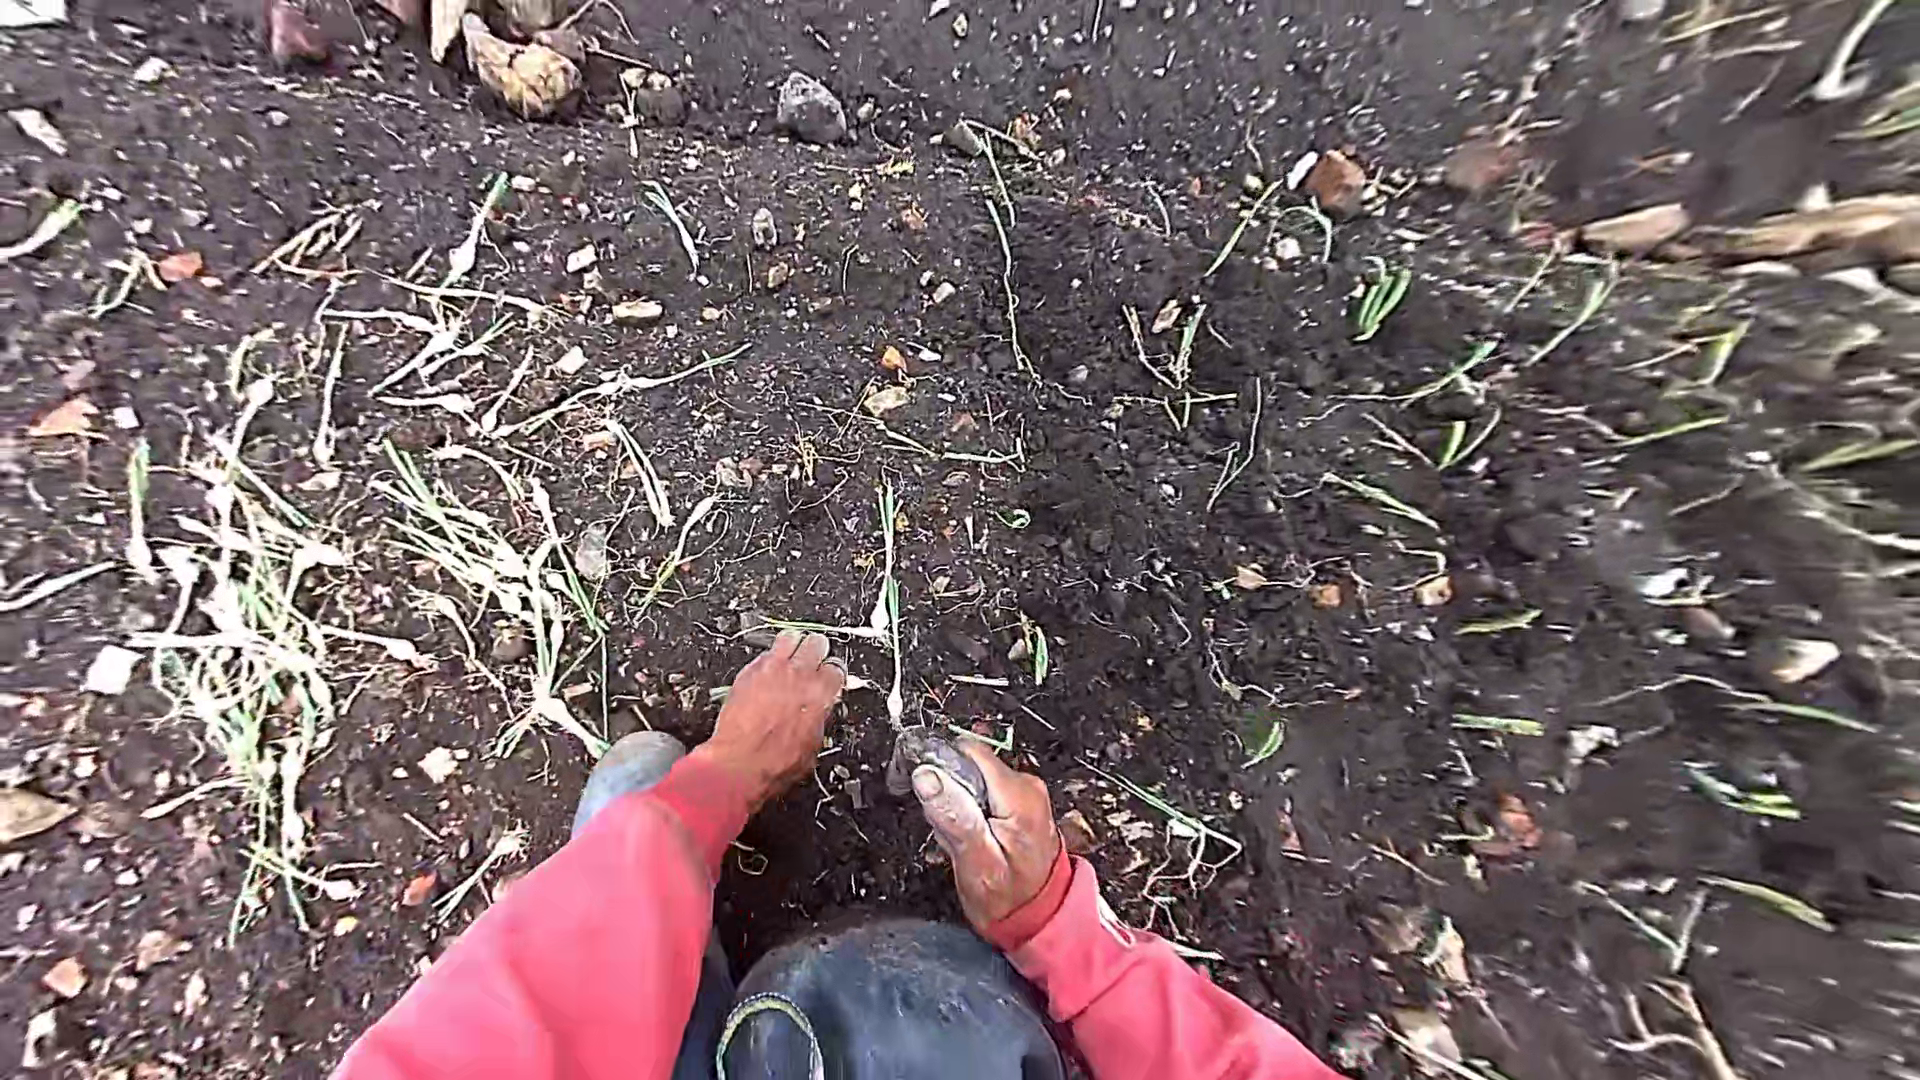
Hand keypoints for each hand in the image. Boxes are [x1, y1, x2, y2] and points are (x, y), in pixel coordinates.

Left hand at [698, 631, 843, 810]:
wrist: (739, 765)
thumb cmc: (774, 762)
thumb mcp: (812, 745)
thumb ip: (819, 718)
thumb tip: (818, 712)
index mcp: (821, 694)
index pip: (836, 668)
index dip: (831, 674)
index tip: (826, 678)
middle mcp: (800, 676)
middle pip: (817, 643)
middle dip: (815, 651)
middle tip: (810, 661)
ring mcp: (774, 670)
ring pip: (790, 637)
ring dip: (792, 646)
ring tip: (789, 657)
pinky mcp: (750, 672)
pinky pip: (765, 653)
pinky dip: (768, 658)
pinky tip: (766, 670)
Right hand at [911, 741, 1061, 932]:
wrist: (1042, 922)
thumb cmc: (1011, 900)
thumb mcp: (975, 863)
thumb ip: (953, 816)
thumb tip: (928, 776)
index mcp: (1018, 795)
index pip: (969, 753)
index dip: (941, 765)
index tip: (926, 787)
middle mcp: (1026, 786)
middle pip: (971, 764)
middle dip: (950, 790)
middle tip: (949, 829)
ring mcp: (1026, 791)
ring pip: (975, 777)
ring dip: (959, 802)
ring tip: (963, 837)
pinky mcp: (1020, 800)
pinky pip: (984, 790)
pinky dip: (972, 808)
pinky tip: (974, 835)